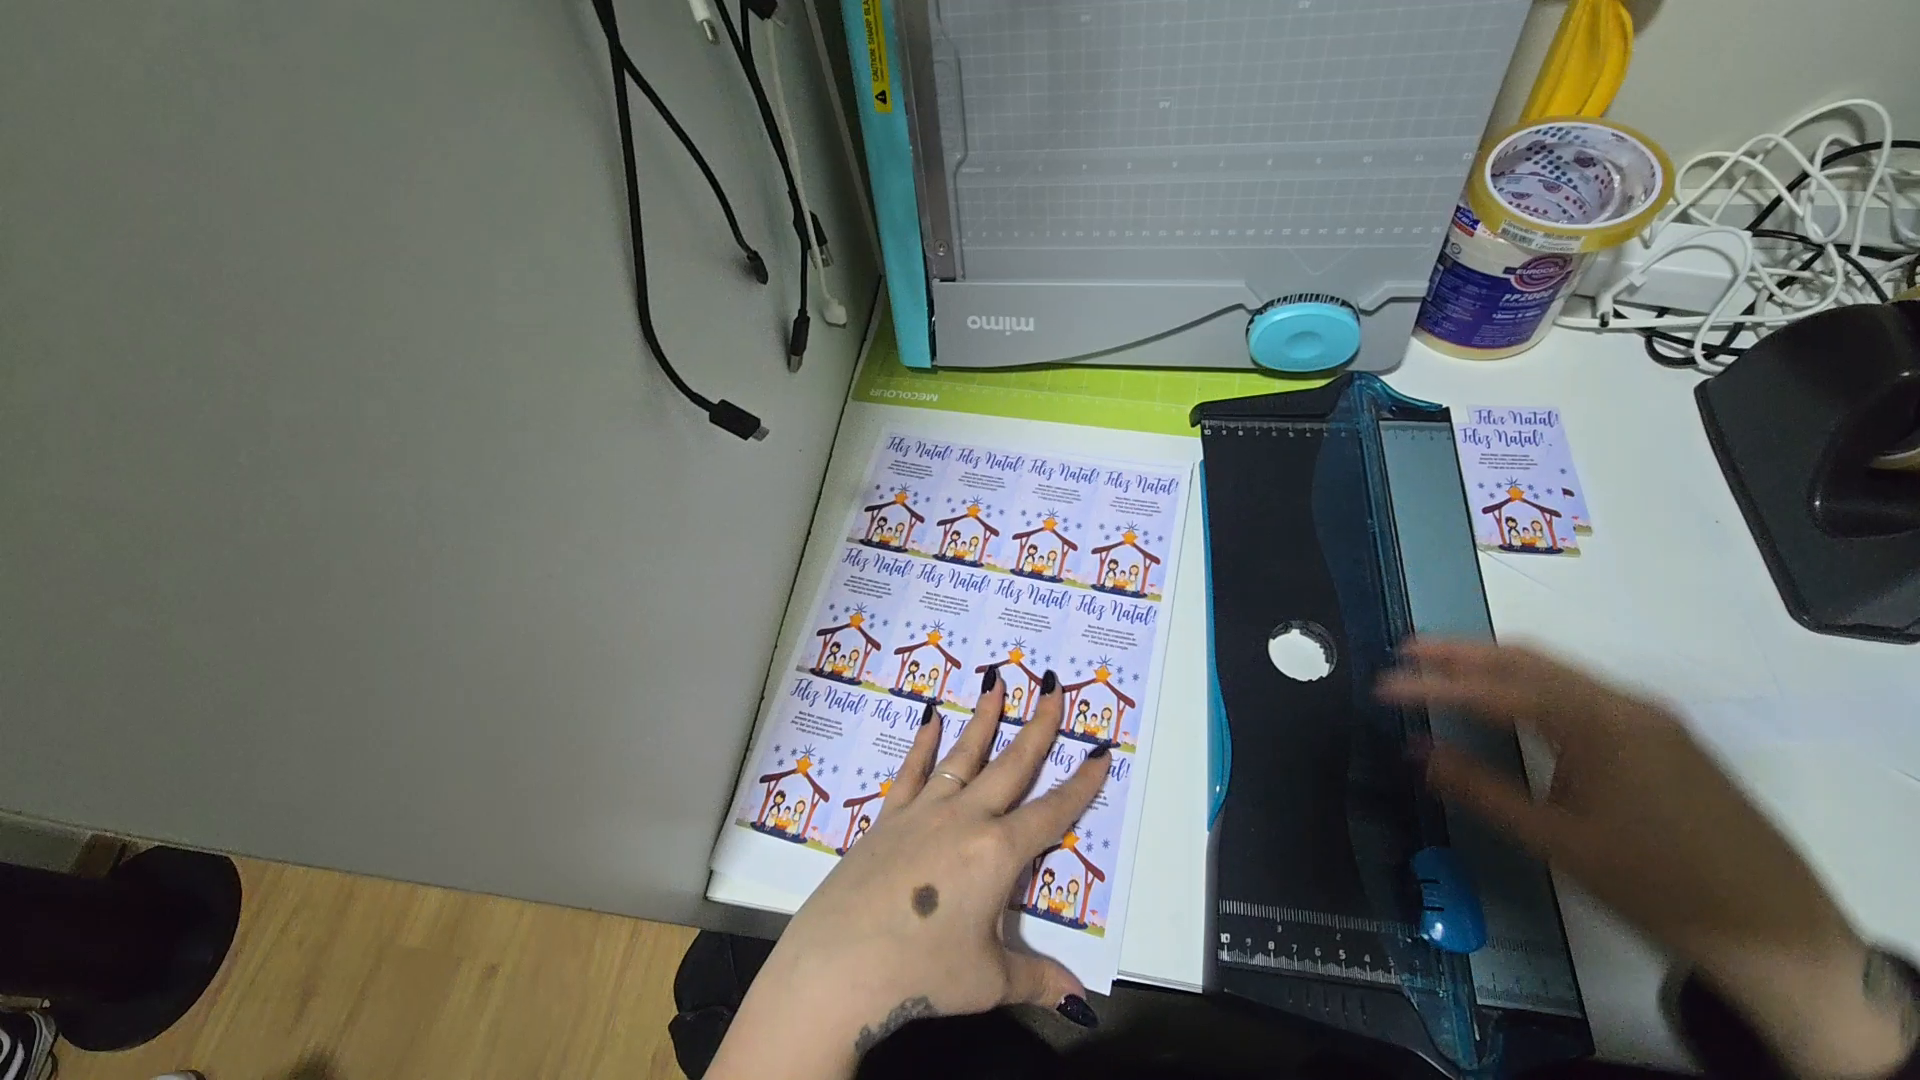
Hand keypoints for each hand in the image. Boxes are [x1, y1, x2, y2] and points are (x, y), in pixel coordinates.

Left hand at [708, 671, 1109, 1079]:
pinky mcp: (888, 819)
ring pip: (963, 756)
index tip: (1101, 751)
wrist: (837, 964)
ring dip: (983, 719)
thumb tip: (1076, 999)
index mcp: (998, 853)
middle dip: (1039, 726)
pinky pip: (912, 772)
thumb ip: (1035, 980)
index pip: (1052, 812)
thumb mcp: (987, 980)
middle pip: (1012, 765)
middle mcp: (965, 819)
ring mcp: (923, 813)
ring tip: (996, 681)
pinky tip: (930, 718)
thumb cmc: (919, 972)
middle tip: (1054, 688)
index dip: (1082, 785)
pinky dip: (923, 744)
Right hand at [1380, 641, 1914, 1078]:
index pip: (1496, 689)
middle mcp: (1623, 704)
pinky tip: (1505, 703)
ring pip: (1555, 672)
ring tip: (1441, 669)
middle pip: (1527, 660)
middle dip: (1462, 653)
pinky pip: (1579, 693)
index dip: (1433, 685)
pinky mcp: (1659, 737)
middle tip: (1405, 653)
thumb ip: (1480, 789)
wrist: (1774, 932)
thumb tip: (1417, 751)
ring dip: (1495, 666)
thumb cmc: (1654, 884)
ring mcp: (1647, 717)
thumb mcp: (1555, 840)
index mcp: (1598, 723)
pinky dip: (1529, 687)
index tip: (1383, 685)